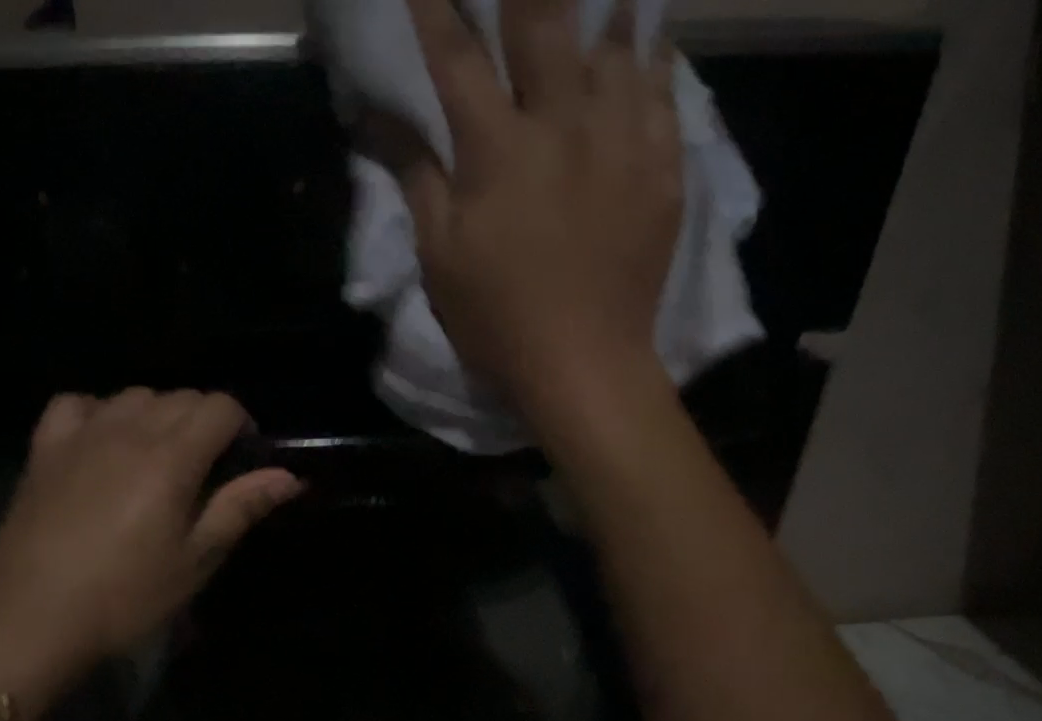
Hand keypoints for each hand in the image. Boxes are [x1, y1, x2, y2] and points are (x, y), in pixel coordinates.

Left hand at [0, 390, 301, 693]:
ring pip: (134, 396)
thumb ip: (241, 507)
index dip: (241, 427)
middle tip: (204, 472)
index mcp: (172, 457)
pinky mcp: (44, 448)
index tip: (242, 462)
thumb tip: (289, 476)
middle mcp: (128, 430)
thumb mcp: (195, 560)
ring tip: (157, 460)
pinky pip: (78, 404)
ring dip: (157, 416)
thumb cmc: (125, 597)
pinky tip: (102, 444)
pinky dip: (99, 413)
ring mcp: (81, 434)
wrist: (32, 618)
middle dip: (204, 423)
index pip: (220, 406)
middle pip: (181, 396)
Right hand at [382, 0, 683, 398]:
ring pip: (615, 45)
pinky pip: (663, 91)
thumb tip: (378, 116)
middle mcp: (562, 126)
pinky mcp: (662, 168)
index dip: (437, 10)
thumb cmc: (498, 319)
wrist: (586, 365)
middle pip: (544, 24)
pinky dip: (651, 56)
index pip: (458, 56)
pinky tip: (645, 40)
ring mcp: (621, 142)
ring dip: (599, 8)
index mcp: (497, 149)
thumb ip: (416, 175)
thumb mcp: (440, 257)